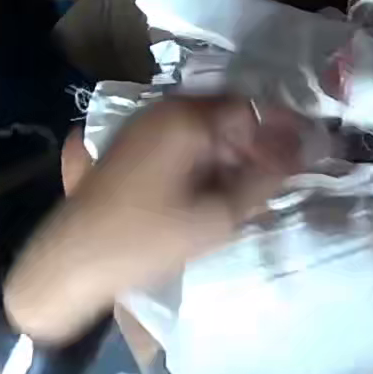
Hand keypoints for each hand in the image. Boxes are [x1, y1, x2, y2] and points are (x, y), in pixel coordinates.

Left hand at [3, 96, 304, 342]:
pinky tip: (214, 182)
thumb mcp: (217, 217)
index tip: (305, 154)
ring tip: (249, 183)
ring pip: (207, 124)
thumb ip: (264, 179)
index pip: (253, 109)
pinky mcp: (132, 141)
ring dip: (233, 148)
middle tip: (278, 172)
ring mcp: (145, 122)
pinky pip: (184, 135)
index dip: (282, 131)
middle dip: (258, 139)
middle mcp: (166, 108)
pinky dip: (207, 152)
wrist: (67, 265)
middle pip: (230, 113)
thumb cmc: (146, 240)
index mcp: (189, 118)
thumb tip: (303, 151)